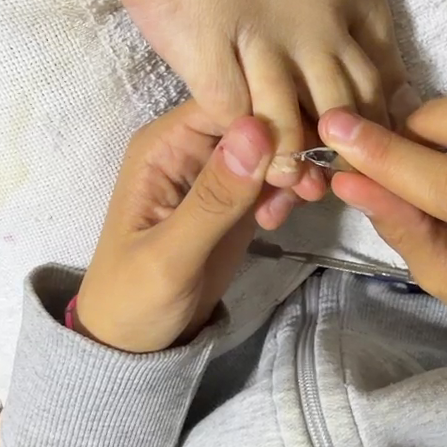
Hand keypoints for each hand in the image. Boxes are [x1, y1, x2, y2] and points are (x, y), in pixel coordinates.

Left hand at [75, 102, 288, 353]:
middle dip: (289, 146)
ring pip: (271, 147)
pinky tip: (282, 218)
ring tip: (301, 204)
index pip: (228, 103)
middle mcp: (190, 147)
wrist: (135, 342)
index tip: (299, 158)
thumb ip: (214, 197)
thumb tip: (258, 130)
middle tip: (311, 187)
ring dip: (293, 169)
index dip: (270, 121)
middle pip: (256, 120)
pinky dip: (287, 190)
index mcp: (164, 145)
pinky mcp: (234, 198)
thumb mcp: (171, 255)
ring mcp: (215, 172)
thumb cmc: (135, 298)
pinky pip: (272, 176)